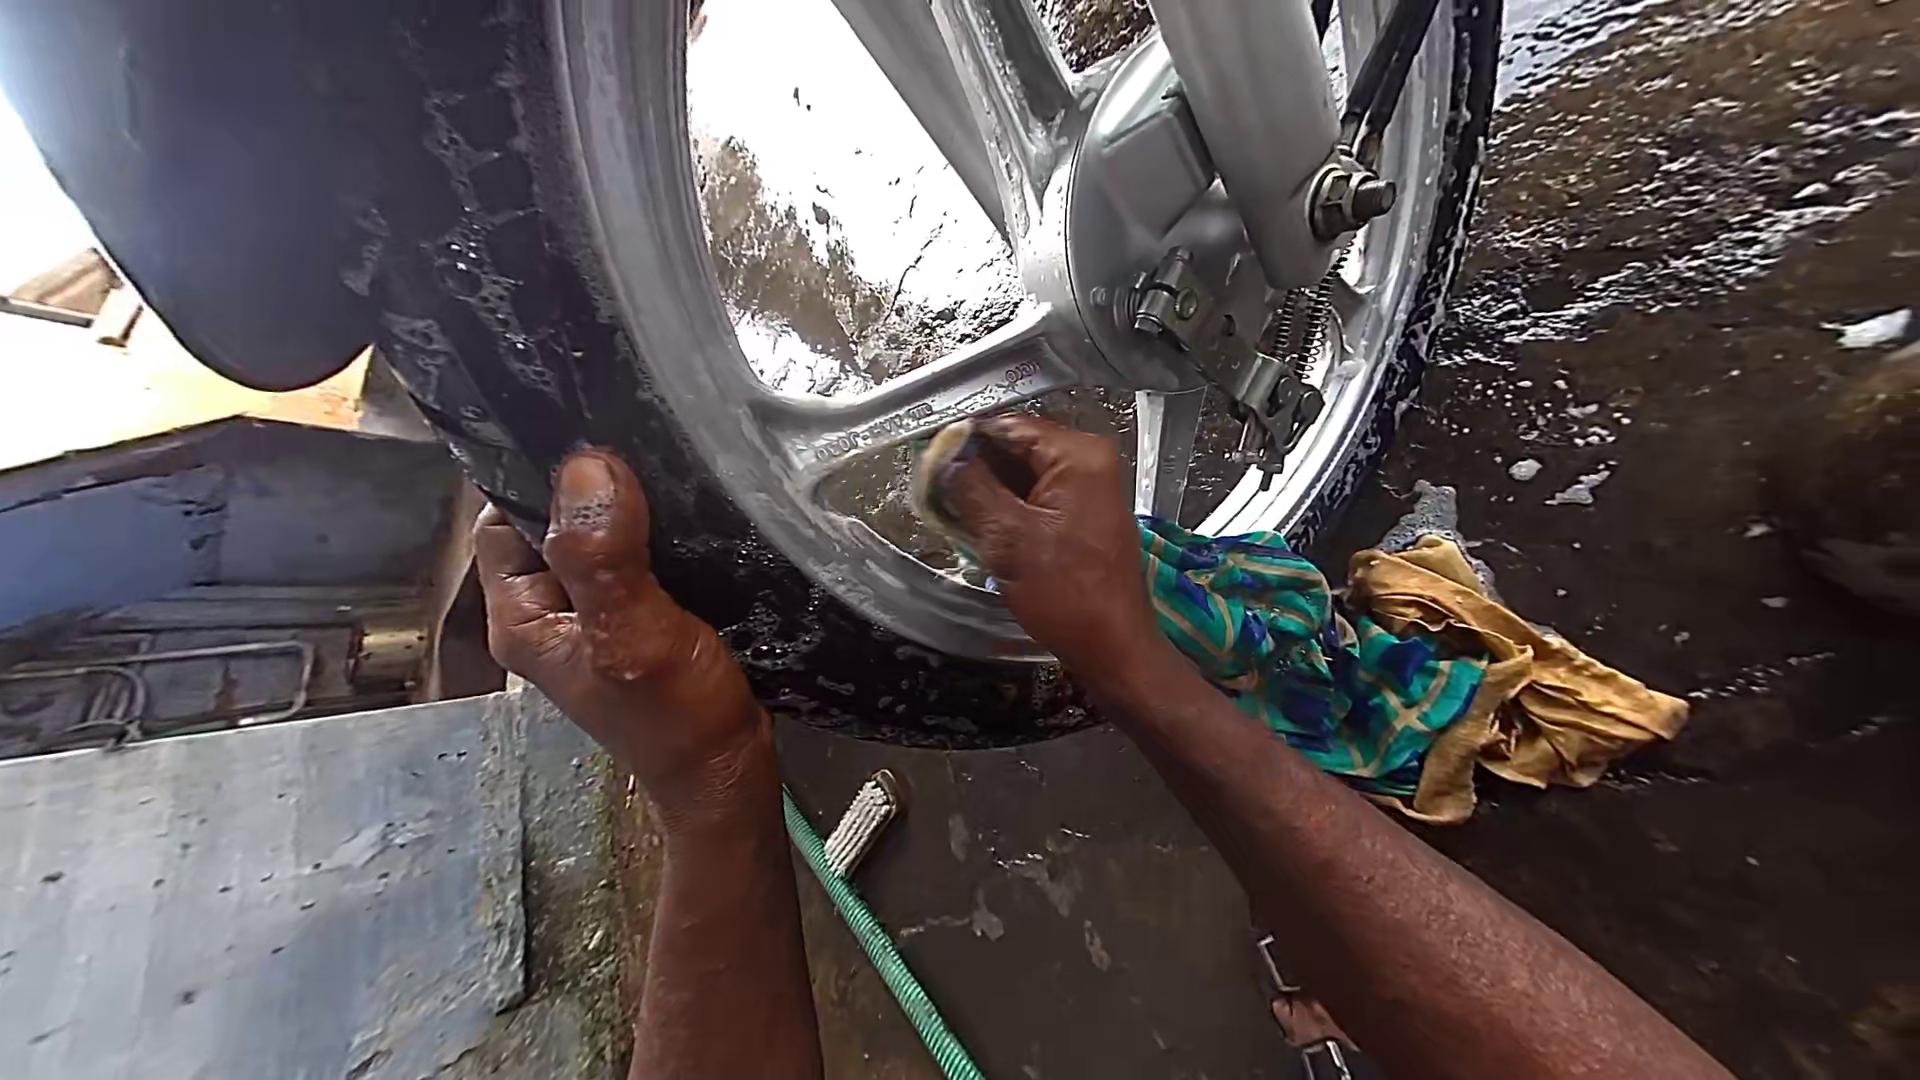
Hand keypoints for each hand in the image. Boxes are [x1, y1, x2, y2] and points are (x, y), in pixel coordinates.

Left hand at [474, 448, 770, 829]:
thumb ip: (604, 557)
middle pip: (560, 524)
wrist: (729, 768)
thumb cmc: (677, 714)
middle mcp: (558, 609)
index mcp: (527, 614)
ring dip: (636, 508)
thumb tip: (586, 465)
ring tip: (677, 469)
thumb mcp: (633, 635)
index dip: (541, 477)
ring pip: (609, 538)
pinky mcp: (651, 615)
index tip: (596, 437)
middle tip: (648, 445)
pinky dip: (666, 533)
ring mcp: (606, 614)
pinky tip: (699, 515)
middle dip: (597, 487)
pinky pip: (648, 557)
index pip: (506, 519)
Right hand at [937, 415, 1161, 678]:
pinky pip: (1035, 496)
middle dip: (975, 466)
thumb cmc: (1066, 594)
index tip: (928, 454)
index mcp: (1078, 454)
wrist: (1111, 646)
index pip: (1008, 425)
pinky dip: (1006, 506)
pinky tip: (978, 523)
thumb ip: (970, 488)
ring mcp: (1087, 488)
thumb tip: (944, 458)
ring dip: (987, 489)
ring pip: (1023, 474)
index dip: (964, 437)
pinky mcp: (1080, 514)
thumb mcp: (1008, 537)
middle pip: (1016, 447)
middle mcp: (1088, 461)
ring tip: (950, 506)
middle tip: (935, 485)